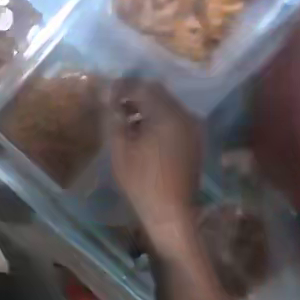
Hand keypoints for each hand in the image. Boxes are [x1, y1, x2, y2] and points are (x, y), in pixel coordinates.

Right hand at [105, 79, 204, 254]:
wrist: (171, 212)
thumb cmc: (142, 181)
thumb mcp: (120, 149)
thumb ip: (113, 118)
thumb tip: (106, 96)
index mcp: (167, 114)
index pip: (143, 87)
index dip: (122, 87)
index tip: (104, 94)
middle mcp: (185, 115)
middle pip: (158, 93)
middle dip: (135, 94)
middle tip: (113, 103)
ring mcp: (193, 127)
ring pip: (168, 105)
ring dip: (147, 106)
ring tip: (124, 118)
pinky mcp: (195, 139)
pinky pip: (176, 118)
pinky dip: (159, 118)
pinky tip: (142, 131)